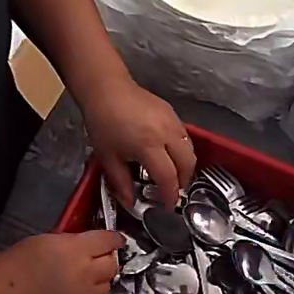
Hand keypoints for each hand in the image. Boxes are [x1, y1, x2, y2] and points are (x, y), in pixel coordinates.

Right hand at [0, 231, 122, 293]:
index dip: (113, 239)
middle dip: (106, 259)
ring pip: (106, 287)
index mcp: (77, 251)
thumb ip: (75, 241)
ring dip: (99, 281)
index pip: (109, 241)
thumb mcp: (48, 240)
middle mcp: (86, 275)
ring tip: (83, 278)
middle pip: (112, 265)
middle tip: (94, 259)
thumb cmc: (16, 263)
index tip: (113, 239)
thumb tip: (93, 245)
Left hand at [78, 78, 195, 207]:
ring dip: (185, 165)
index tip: (167, 205)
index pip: (168, 177)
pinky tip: (169, 155)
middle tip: (173, 190)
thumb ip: (120, 183)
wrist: (106, 89)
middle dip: (183, 181)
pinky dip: (182, 150)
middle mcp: (166, 133)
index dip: (170, 194)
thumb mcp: (107, 157)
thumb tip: (129, 202)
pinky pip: (185, 136)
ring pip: (190, 149)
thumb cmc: (103, 123)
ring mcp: (172, 121)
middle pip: (187, 164)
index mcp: (148, 145)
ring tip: (172, 174)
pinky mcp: (172, 113)